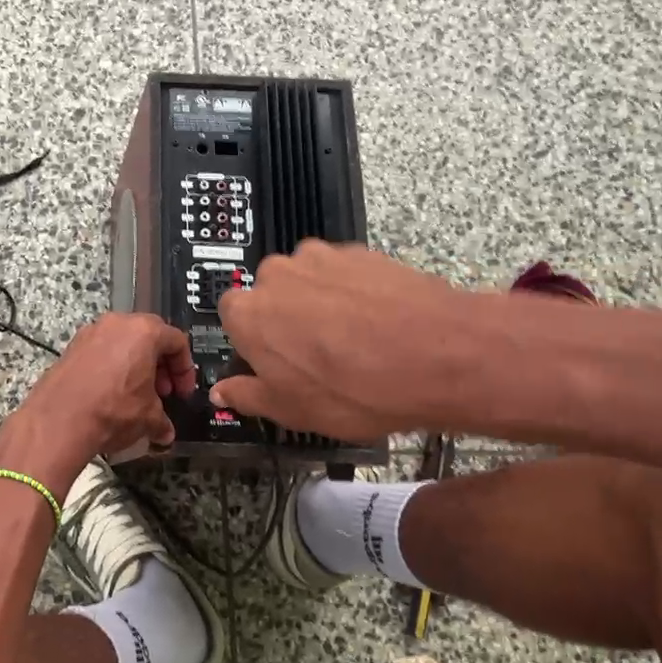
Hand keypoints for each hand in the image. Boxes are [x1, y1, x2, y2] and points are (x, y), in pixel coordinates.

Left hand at [0, 313, 193, 489]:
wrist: (60, 419)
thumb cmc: (112, 410)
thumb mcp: (148, 417)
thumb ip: (162, 420)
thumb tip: (165, 431)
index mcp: (144, 331)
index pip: (176, 341)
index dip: (184, 369)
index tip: (183, 391)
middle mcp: (117, 323)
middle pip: (149, 336)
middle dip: (160, 364)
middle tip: (162, 391)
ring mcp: (91, 332)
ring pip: (123, 342)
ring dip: (135, 364)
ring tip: (137, 395)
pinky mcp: (72, 346)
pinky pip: (101, 350)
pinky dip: (112, 366)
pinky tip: (112, 393)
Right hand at [211, 241, 490, 440]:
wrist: (439, 356)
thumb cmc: (355, 390)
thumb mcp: (291, 410)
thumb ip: (247, 396)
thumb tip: (222, 391)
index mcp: (247, 313)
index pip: (232, 319)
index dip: (254, 342)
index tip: (276, 365)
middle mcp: (275, 275)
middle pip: (270, 296)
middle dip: (287, 320)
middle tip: (317, 356)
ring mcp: (319, 258)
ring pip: (308, 282)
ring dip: (320, 303)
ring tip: (354, 340)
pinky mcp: (359, 252)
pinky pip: (344, 274)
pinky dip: (354, 293)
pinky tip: (378, 324)